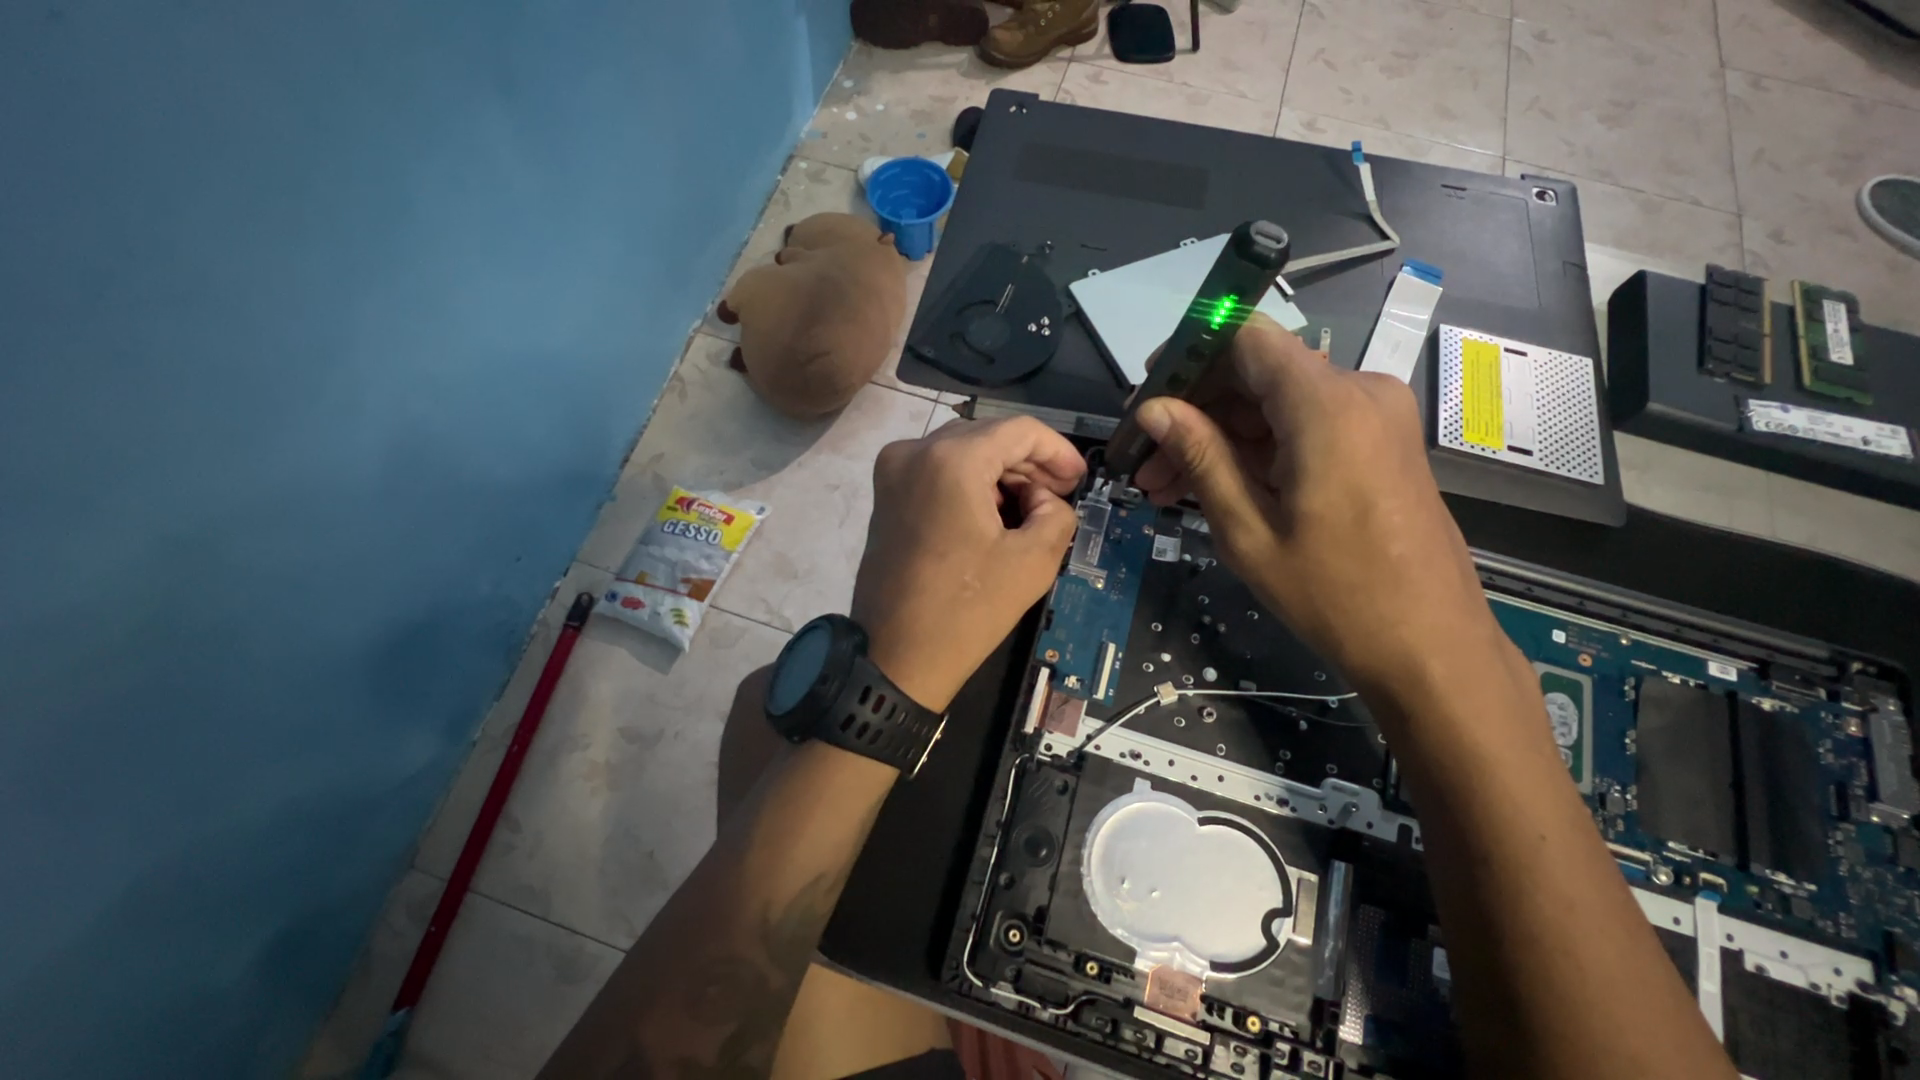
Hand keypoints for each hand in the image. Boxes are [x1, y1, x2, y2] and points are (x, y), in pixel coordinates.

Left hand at [852, 416, 1085, 712]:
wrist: (895, 657)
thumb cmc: (966, 610)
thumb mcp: (1033, 561)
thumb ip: (1056, 513)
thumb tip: (1045, 499)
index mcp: (951, 459)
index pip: (1019, 430)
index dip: (1058, 451)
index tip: (1079, 481)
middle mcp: (914, 451)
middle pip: (988, 436)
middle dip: (1029, 464)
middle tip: (1059, 498)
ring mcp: (892, 472)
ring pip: (962, 452)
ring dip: (1000, 474)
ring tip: (1030, 511)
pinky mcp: (885, 495)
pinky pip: (938, 471)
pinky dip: (970, 484)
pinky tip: (993, 516)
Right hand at [1130, 314, 1499, 699]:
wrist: (1432, 646)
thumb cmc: (1334, 595)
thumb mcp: (1249, 530)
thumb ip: (1200, 457)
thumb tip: (1153, 409)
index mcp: (1326, 405)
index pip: (1245, 337)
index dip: (1190, 354)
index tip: (1147, 397)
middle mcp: (1358, 391)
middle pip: (1258, 372)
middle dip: (1196, 411)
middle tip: (1147, 463)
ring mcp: (1376, 416)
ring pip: (1278, 403)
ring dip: (1222, 436)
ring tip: (1168, 488)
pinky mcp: (1381, 441)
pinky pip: (1306, 425)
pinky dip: (1260, 449)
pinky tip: (1217, 487)